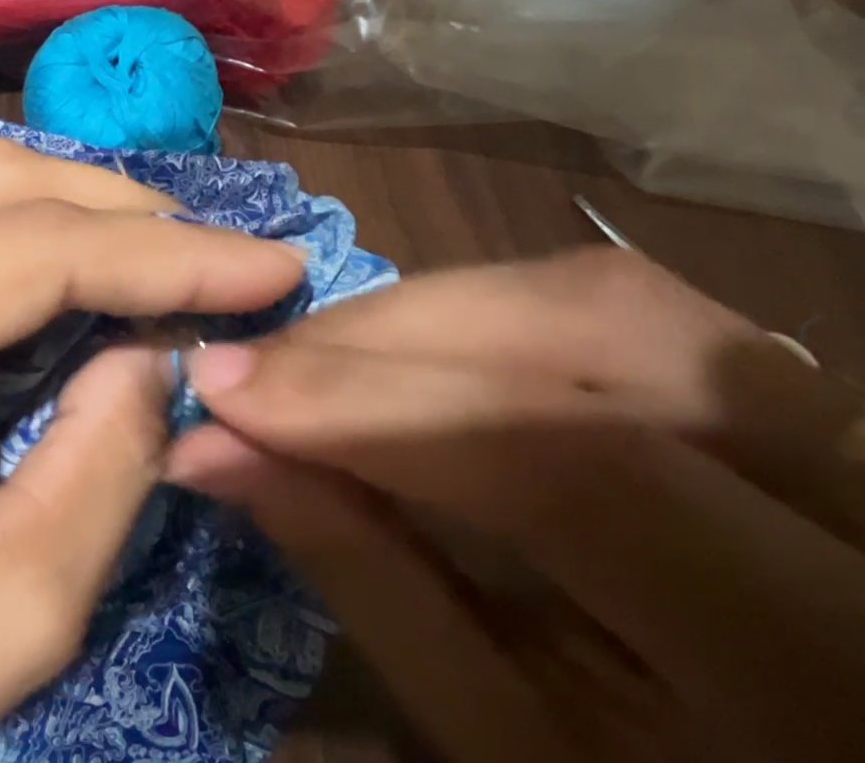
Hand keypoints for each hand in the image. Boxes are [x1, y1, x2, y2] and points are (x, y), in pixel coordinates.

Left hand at [0, 139, 306, 762]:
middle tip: (221, 267)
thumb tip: (157, 337)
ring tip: (160, 276)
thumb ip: (107, 453)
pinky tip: (68, 290)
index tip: (275, 265)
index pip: (13, 254)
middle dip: (116, 219)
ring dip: (65, 224)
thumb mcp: (17, 607)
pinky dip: (5, 249)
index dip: (159, 251)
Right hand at [168, 247, 864, 762]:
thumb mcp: (496, 730)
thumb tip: (210, 446)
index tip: (220, 387)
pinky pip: (618, 303)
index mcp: (810, 654)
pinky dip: (475, 312)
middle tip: (254, 363)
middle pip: (594, 327)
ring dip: (421, 310)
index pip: (569, 464)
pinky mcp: (788, 384)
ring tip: (310, 358)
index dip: (369, 405)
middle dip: (382, 331)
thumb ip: (361, 573)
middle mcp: (862, 496)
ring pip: (604, 292)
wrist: (791, 745)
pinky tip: (398, 354)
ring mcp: (835, 421)